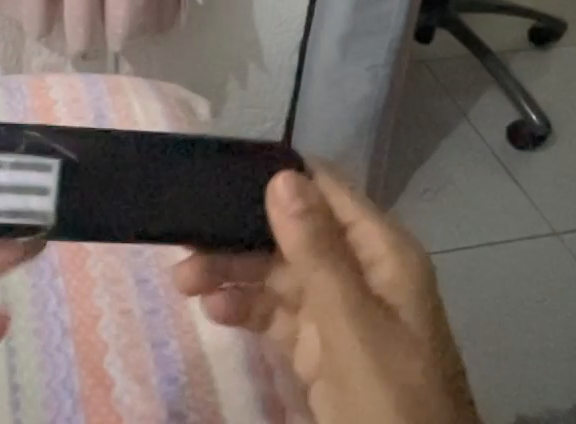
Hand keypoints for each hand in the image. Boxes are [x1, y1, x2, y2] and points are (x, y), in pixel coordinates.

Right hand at [173, 169, 477, 423]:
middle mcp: (362, 273)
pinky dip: (247, 311)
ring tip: (183, 282)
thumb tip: (281, 174)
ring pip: (279, 275)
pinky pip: (279, 316)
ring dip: (233, 273)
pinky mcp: (324, 352)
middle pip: (292, 233)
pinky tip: (213, 312)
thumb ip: (317, 252)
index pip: (324, 191)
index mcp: (382, 253)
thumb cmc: (392, 403)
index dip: (274, 178)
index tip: (217, 174)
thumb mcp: (352, 327)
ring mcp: (342, 314)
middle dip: (239, 234)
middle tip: (183, 239)